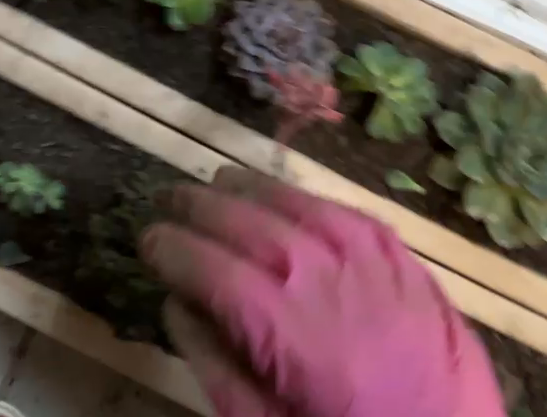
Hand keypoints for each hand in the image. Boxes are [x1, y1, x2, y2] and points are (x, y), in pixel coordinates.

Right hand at [142, 167, 503, 416]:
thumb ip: (215, 365)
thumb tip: (175, 304)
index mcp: (283, 325)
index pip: (205, 264)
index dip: (168, 247)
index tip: (146, 240)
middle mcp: (320, 274)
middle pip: (242, 218)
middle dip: (196, 206)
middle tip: (168, 199)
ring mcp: (366, 257)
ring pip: (291, 199)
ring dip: (247, 188)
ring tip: (218, 182)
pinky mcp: (400, 255)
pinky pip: (341, 208)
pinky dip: (305, 198)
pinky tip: (287, 197)